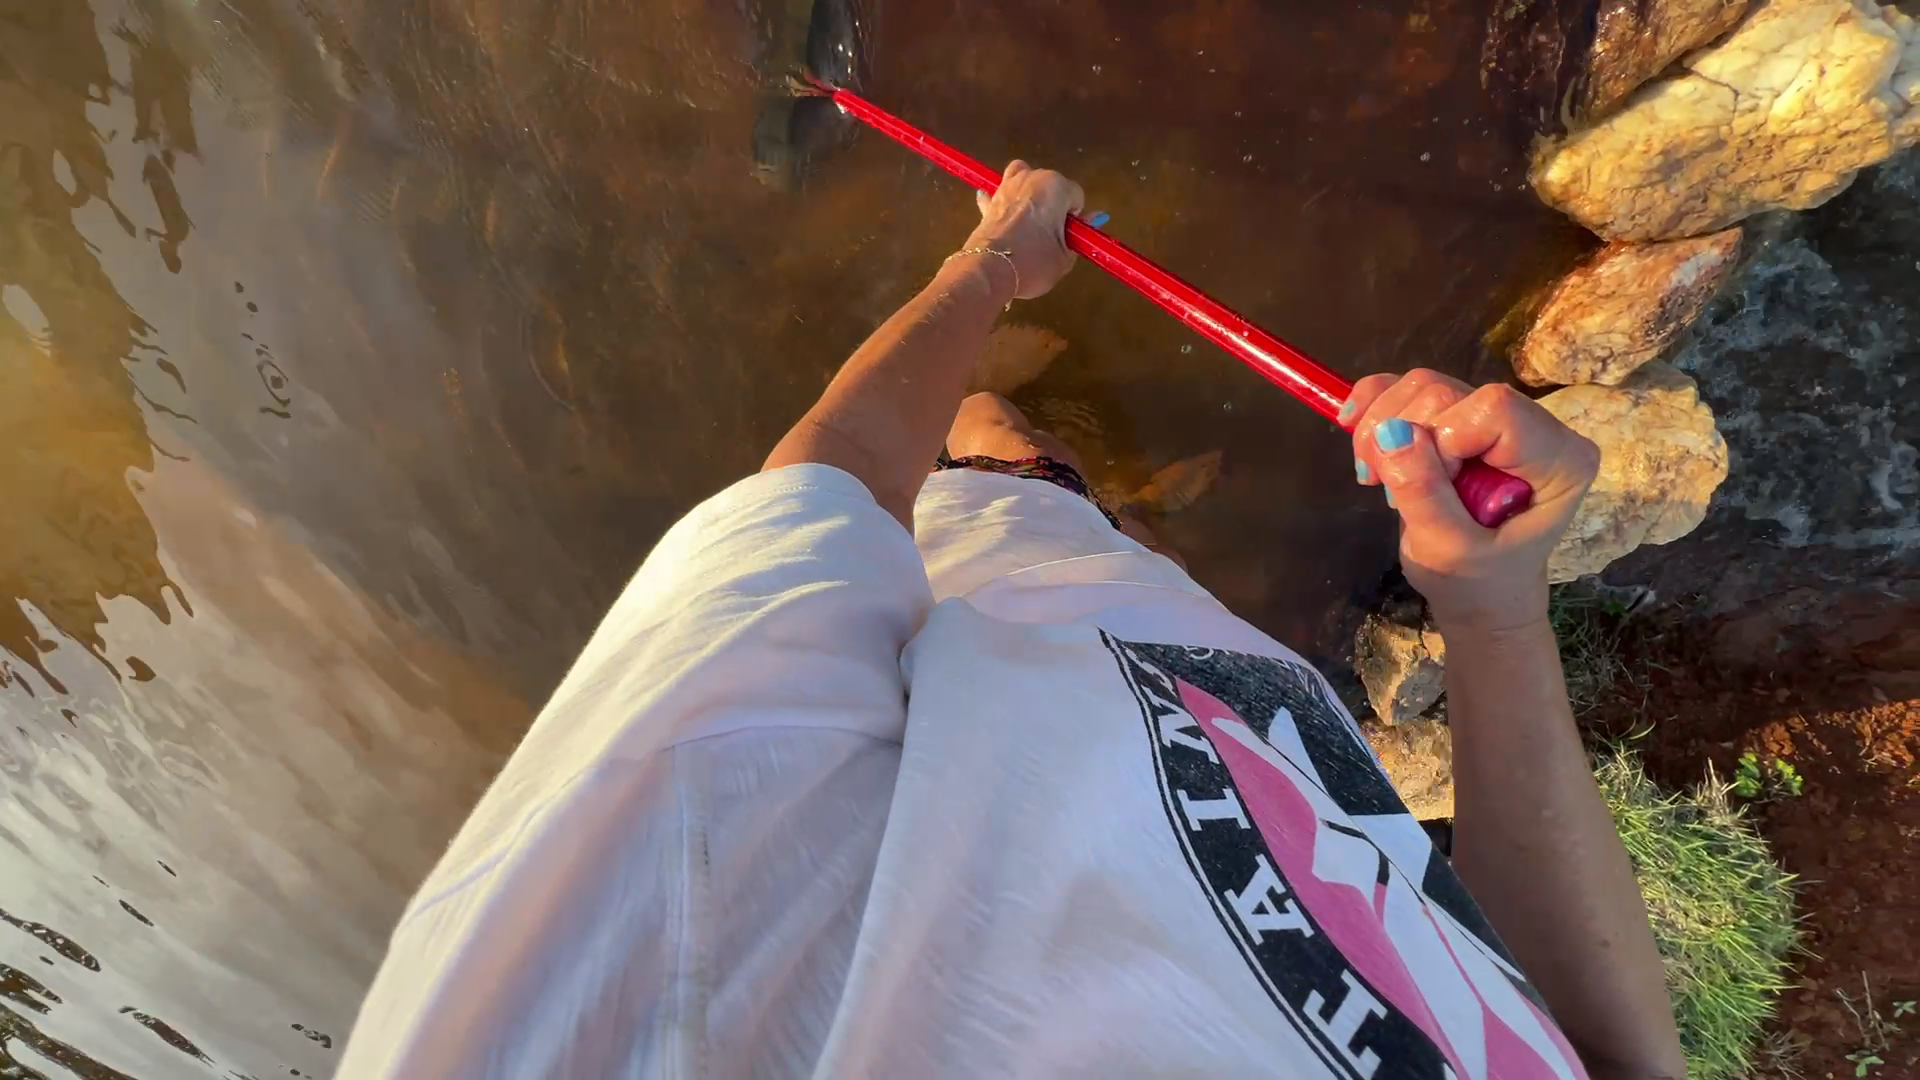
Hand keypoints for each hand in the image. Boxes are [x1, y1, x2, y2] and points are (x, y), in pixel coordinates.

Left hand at [962, 160, 1083, 299]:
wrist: (989, 271)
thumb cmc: (1033, 263)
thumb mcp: (1064, 256)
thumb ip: (1079, 234)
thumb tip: (1095, 216)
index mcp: (1056, 186)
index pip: (1075, 197)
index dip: (1073, 220)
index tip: (1066, 239)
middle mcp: (1031, 177)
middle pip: (1050, 188)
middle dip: (1051, 208)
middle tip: (1047, 239)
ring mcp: (1006, 186)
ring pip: (1023, 182)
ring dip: (1028, 197)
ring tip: (1027, 225)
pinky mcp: (988, 201)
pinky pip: (998, 196)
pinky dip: (1002, 203)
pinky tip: (1000, 214)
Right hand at [1344, 370, 1599, 632]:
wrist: (1476, 592)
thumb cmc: (1474, 580)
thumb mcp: (1448, 549)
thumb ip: (1424, 492)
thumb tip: (1389, 433)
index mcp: (1556, 456)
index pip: (1491, 409)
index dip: (1443, 441)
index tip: (1433, 489)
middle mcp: (1531, 425)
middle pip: (1445, 391)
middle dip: (1399, 435)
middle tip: (1383, 486)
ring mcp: (1491, 419)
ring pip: (1418, 386)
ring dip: (1378, 428)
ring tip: (1377, 477)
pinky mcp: (1454, 419)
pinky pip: (1402, 388)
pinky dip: (1369, 406)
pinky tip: (1356, 432)